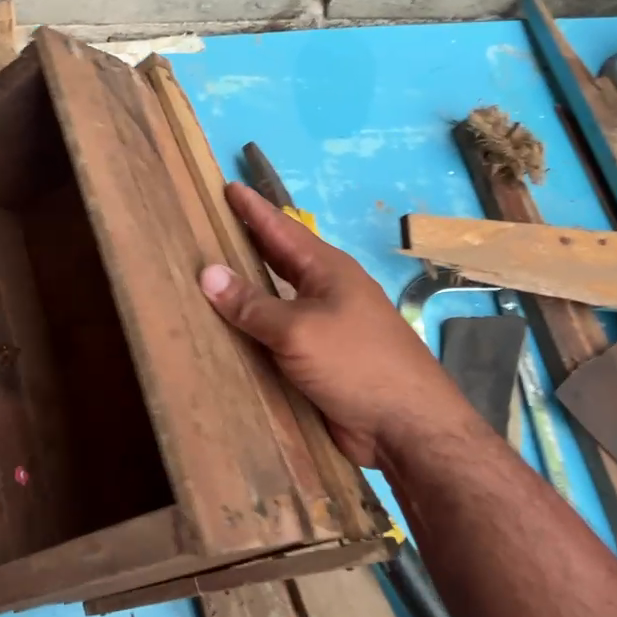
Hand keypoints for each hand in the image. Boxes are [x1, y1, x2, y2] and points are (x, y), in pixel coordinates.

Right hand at [198, 183, 479, 468]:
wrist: (408, 429)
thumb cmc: (358, 364)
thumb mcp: (298, 330)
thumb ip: (251, 304)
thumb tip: (207, 272)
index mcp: (328, 270)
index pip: (282, 229)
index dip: (254, 209)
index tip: (227, 186)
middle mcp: (327, 292)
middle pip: (280, 259)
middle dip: (248, 242)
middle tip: (212, 225)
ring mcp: (327, 327)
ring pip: (277, 298)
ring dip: (247, 287)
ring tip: (210, 275)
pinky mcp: (321, 361)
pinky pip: (278, 335)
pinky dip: (253, 328)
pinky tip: (229, 331)